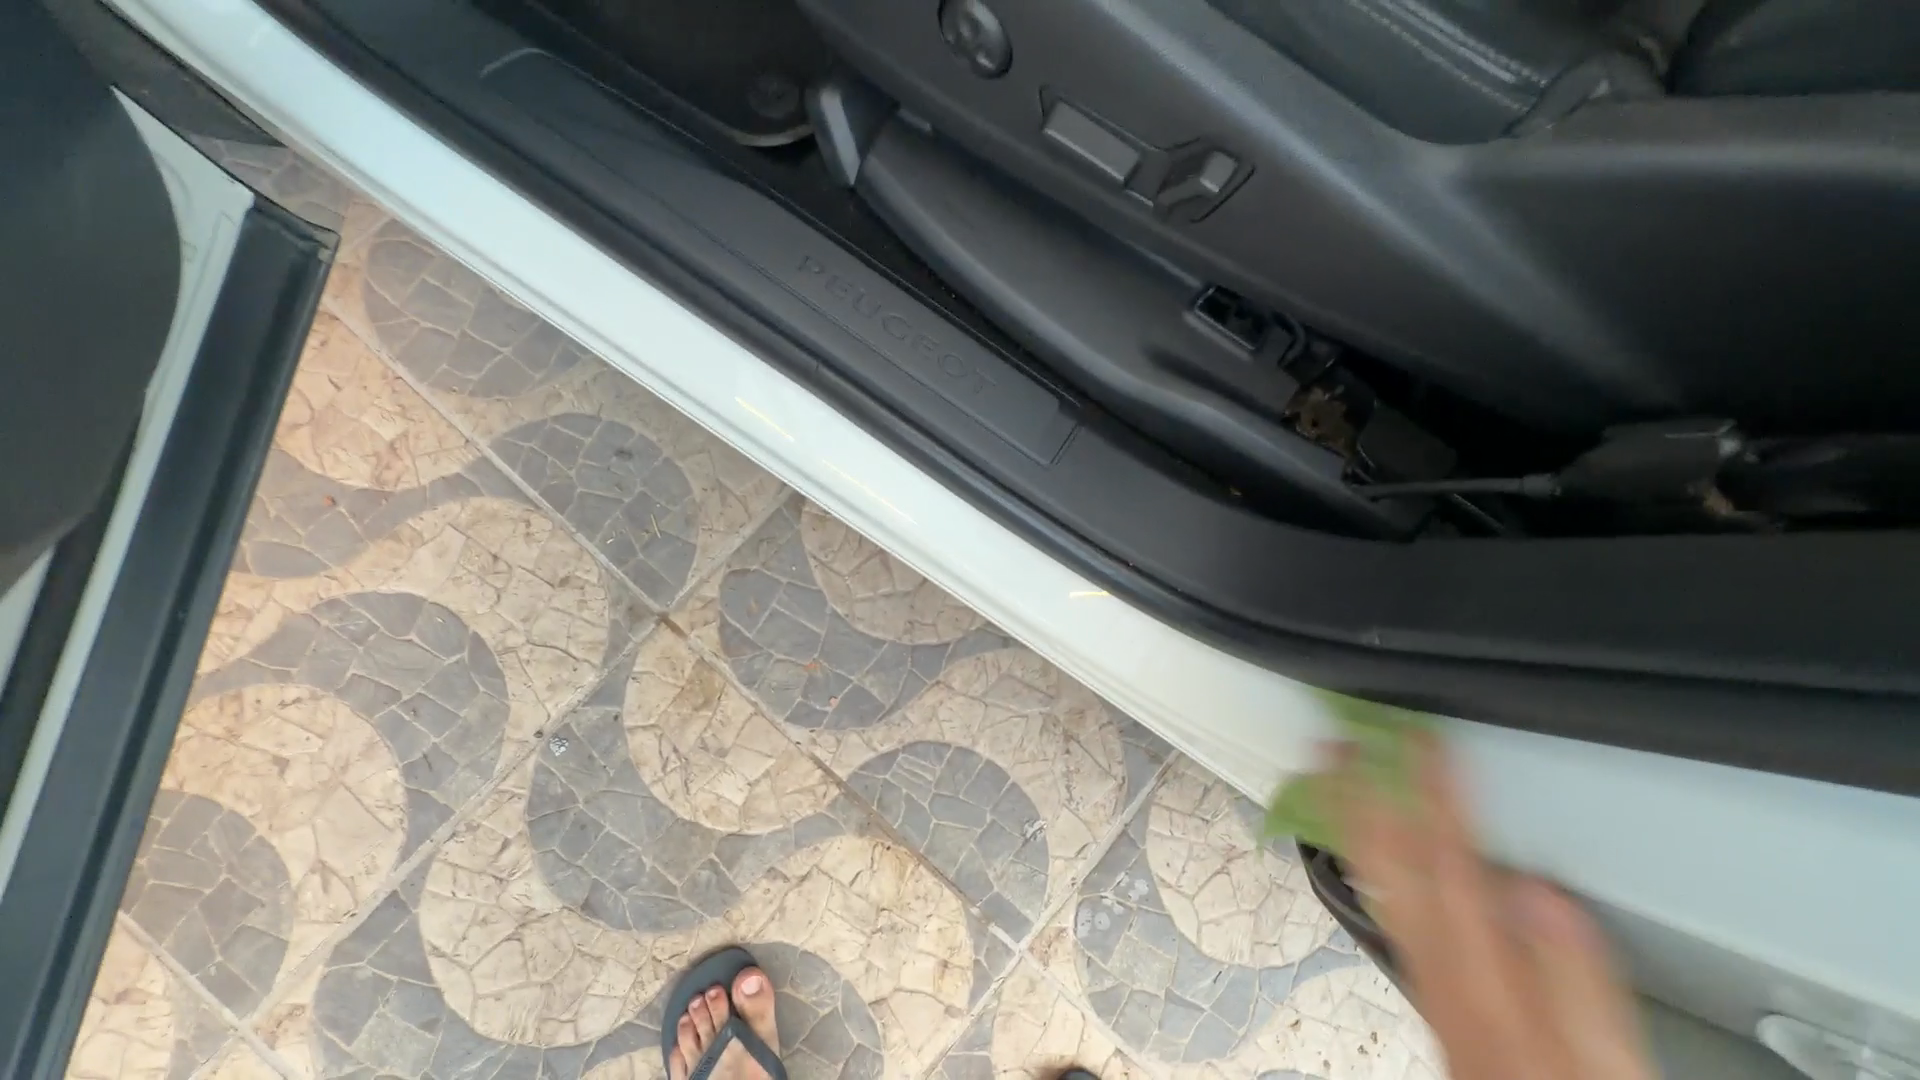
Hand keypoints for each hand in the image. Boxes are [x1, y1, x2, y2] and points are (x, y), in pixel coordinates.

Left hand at [1330, 736, 1655, 1079]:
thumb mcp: (1600, 1053)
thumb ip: (1570, 970)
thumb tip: (1536, 887)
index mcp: (1478, 965)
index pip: (1446, 857)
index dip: (1430, 791)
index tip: (1418, 738)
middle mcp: (1432, 957)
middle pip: (1384, 860)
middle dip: (1358, 795)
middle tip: (1337, 740)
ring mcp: (1419, 964)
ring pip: (1370, 874)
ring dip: (1346, 817)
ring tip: (1328, 771)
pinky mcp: (1421, 975)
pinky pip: (1378, 896)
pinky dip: (1360, 853)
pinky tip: (1358, 837)